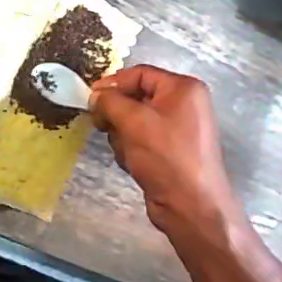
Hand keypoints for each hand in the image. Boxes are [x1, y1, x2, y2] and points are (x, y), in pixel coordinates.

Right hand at [90, 65, 248, 257]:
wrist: (192, 207)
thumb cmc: (166, 157)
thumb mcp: (133, 121)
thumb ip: (109, 101)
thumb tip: (95, 96)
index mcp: (183, 88)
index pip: (140, 74)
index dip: (112, 83)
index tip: (90, 98)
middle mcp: (184, 104)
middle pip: (135, 97)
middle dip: (118, 114)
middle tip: (103, 126)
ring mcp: (178, 129)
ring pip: (134, 120)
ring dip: (123, 135)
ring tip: (128, 152)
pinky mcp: (170, 151)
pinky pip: (141, 139)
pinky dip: (132, 150)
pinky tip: (134, 164)